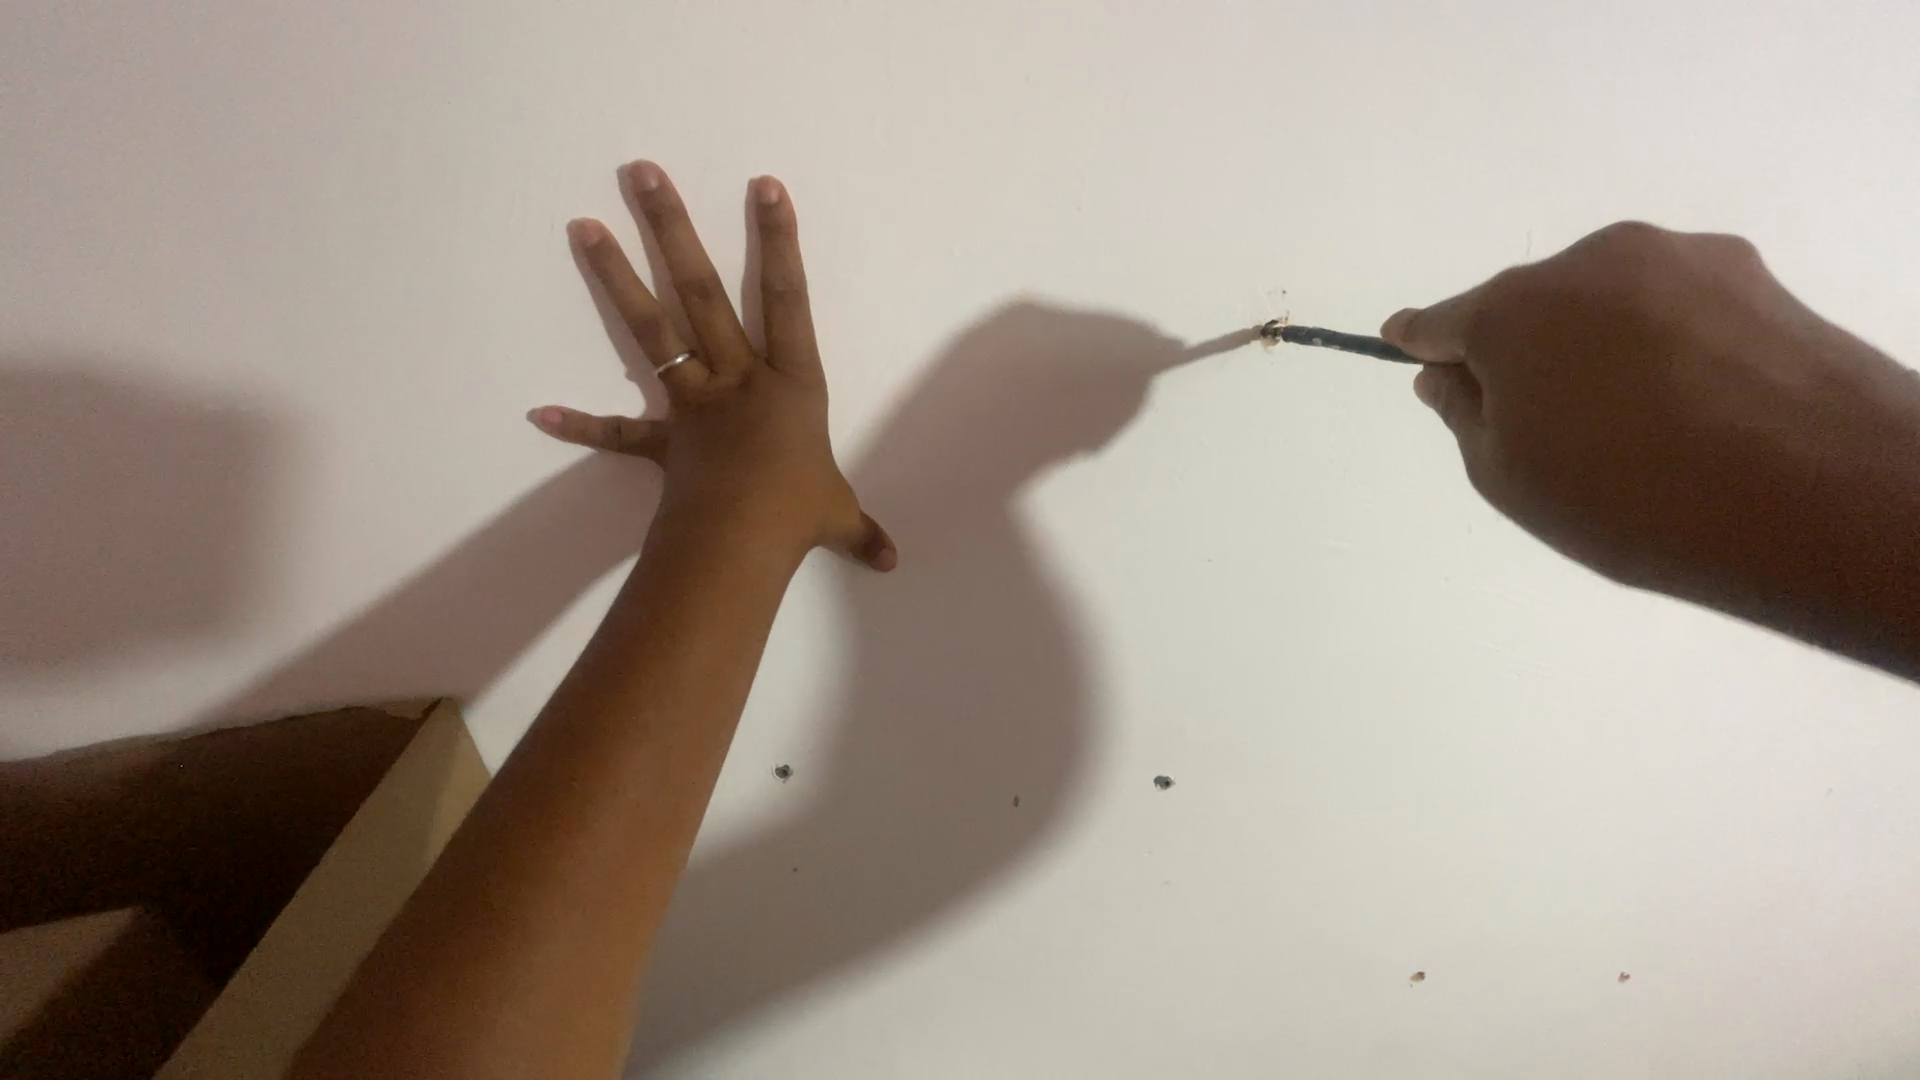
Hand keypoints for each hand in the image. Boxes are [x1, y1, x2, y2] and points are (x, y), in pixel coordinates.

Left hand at [528, 162, 894, 570]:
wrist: (743, 539)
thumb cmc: (797, 513)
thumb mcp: (840, 518)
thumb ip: (863, 533)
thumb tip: (892, 563)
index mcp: (790, 385)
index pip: (788, 302)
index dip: (780, 244)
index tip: (766, 187)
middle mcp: (739, 379)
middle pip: (703, 292)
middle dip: (674, 230)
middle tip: (641, 172)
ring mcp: (695, 405)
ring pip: (655, 330)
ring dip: (619, 277)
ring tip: (584, 224)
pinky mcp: (664, 441)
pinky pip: (619, 432)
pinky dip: (583, 425)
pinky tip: (541, 413)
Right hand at [1383, 221, 1919, 605]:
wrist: (1826, 502)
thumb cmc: (1623, 496)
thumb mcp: (1502, 472)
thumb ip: (1462, 412)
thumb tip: (1449, 373)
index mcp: (1511, 309)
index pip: (1438, 322)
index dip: (1417, 341)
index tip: (1403, 347)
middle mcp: (1591, 264)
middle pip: (1521, 307)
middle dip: (1510, 351)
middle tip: (1531, 420)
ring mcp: (1680, 262)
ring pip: (1595, 303)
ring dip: (1582, 347)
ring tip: (1615, 420)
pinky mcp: (1755, 278)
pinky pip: (1661, 308)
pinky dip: (1647, 345)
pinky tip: (1673, 402)